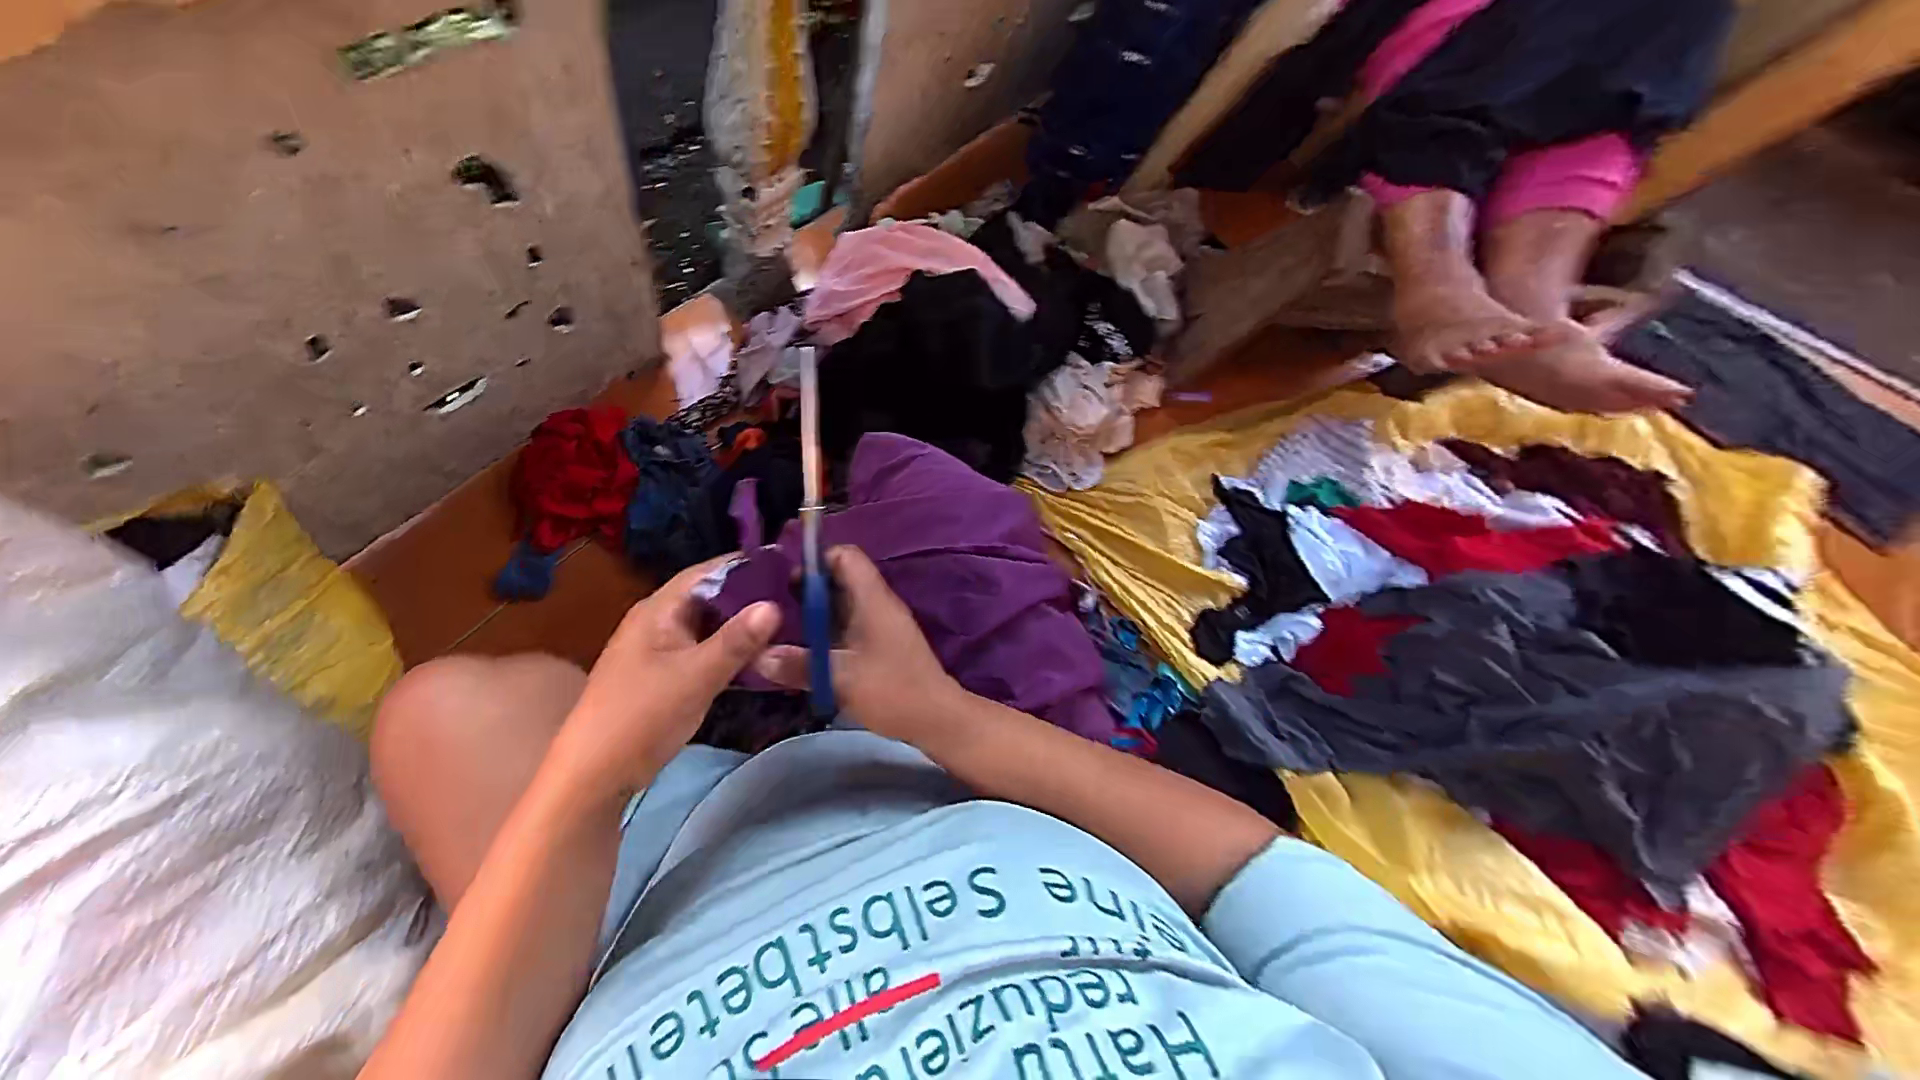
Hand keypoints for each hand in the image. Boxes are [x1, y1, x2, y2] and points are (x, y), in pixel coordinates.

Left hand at [546, 555, 779, 804]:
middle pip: (712, 598)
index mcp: (659, 610)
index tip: (788, 565)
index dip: (746, 565)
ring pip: (713, 626)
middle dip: (752, 597)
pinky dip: (734, 652)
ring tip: (792, 624)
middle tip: (798, 597)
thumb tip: (774, 604)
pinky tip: (766, 659)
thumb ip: (737, 640)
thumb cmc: (642, 716)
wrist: (596, 774)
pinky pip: (708, 651)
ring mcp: (664, 649)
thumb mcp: (696, 675)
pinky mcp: (670, 675)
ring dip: (745, 627)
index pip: (708, 572)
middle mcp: (660, 621)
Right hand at [755, 546, 964, 737]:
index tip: (789, 581)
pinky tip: (812, 650)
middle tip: (779, 608)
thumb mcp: (839, 678)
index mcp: (872, 599)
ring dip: (820, 611)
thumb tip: (759, 656)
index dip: (817, 560)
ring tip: (788, 628)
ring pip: (846, 602)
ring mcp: (884, 623)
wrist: (936, 717)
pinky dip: (831, 629)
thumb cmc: (892, 690)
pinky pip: (853, 623)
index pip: (846, 556)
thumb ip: (798, 664)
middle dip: (811, 588)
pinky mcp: (884, 643)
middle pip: (843, 578)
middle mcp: (879, 604)